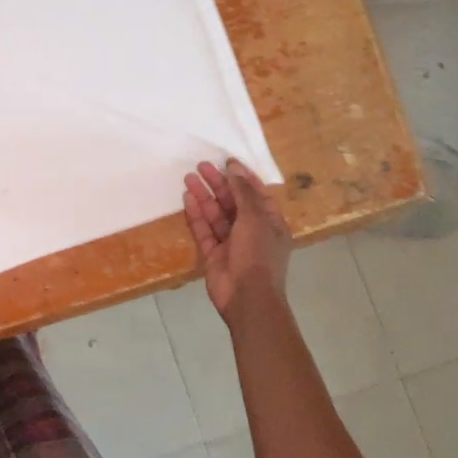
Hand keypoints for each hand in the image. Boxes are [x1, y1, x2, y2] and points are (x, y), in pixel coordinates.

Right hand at [182, 157, 290, 322]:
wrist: (247, 297)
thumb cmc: (258, 254)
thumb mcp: (255, 219)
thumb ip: (243, 192)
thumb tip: (234, 168)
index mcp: (270, 223)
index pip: (257, 194)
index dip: (243, 177)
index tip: (227, 161)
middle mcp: (252, 231)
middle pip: (233, 202)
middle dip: (219, 183)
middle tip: (201, 166)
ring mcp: (231, 243)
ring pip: (216, 214)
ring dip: (204, 196)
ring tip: (189, 177)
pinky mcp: (213, 253)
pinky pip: (204, 229)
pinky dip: (196, 214)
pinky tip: (187, 198)